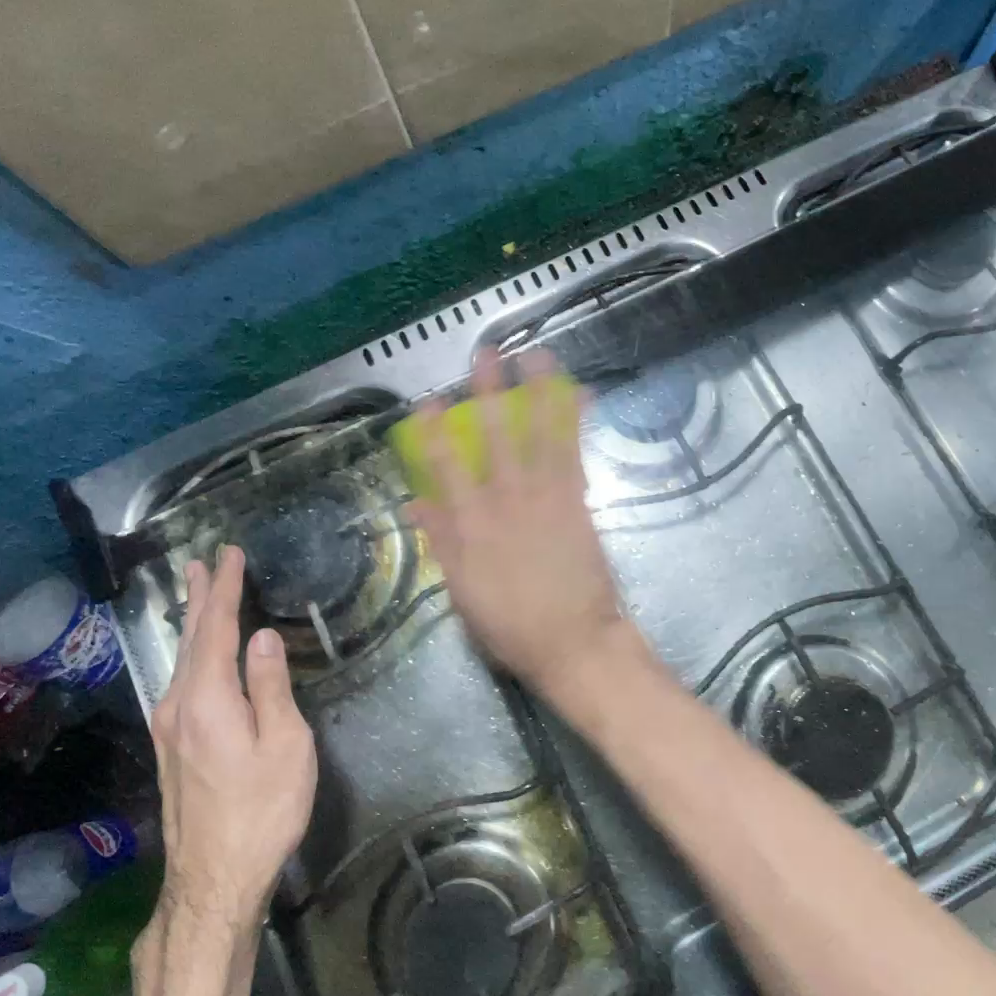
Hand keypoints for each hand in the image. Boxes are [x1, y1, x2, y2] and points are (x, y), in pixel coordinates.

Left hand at [149, 545, 316, 926]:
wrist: (216, 877)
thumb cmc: (263, 808)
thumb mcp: (285, 744)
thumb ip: (271, 686)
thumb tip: (262, 637)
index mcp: (207, 699)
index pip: (216, 629)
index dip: (224, 589)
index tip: (229, 554)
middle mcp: (177, 706)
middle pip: (190, 641)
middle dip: (198, 599)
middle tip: (200, 562)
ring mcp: (169, 729)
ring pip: (181, 662)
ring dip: (193, 625)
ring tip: (198, 595)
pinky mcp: (172, 748)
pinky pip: (181, 682)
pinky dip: (192, 654)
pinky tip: (196, 656)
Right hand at [406, 347, 645, 697]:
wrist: (573, 641)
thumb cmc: (511, 624)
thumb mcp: (462, 591)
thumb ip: (442, 542)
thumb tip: (416, 505)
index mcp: (471, 524)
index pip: (445, 466)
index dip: (434, 431)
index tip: (429, 402)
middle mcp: (506, 500)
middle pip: (493, 436)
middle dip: (487, 392)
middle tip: (486, 354)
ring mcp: (546, 497)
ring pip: (538, 434)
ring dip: (536, 392)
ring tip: (536, 356)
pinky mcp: (578, 501)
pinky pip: (576, 453)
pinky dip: (576, 422)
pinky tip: (579, 395)